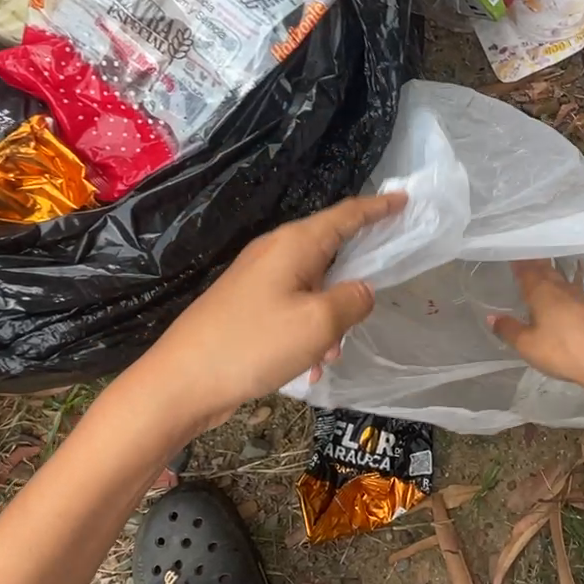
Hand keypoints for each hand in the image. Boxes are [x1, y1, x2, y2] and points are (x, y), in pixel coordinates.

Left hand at [142, 192, 406, 424]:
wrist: (180, 383)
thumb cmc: (253, 345)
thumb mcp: (319, 324)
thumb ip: (352, 301)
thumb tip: (362, 290)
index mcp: (295, 244)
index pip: (346, 214)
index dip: (378, 208)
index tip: (404, 199)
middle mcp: (275, 253)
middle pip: (331, 248)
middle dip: (358, 270)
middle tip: (384, 281)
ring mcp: (257, 280)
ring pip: (314, 287)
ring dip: (331, 316)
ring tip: (332, 353)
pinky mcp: (246, 306)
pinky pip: (294, 309)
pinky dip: (309, 332)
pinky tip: (309, 368)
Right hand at [491, 260, 583, 398]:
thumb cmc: (561, 351)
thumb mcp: (527, 345)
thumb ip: (509, 329)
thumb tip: (491, 317)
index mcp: (541, 293)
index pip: (526, 272)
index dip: (518, 263)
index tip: (512, 253)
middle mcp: (560, 289)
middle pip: (545, 270)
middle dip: (534, 262)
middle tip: (525, 254)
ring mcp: (578, 298)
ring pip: (560, 278)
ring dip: (551, 270)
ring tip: (544, 265)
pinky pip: (573, 287)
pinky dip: (567, 282)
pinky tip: (570, 284)